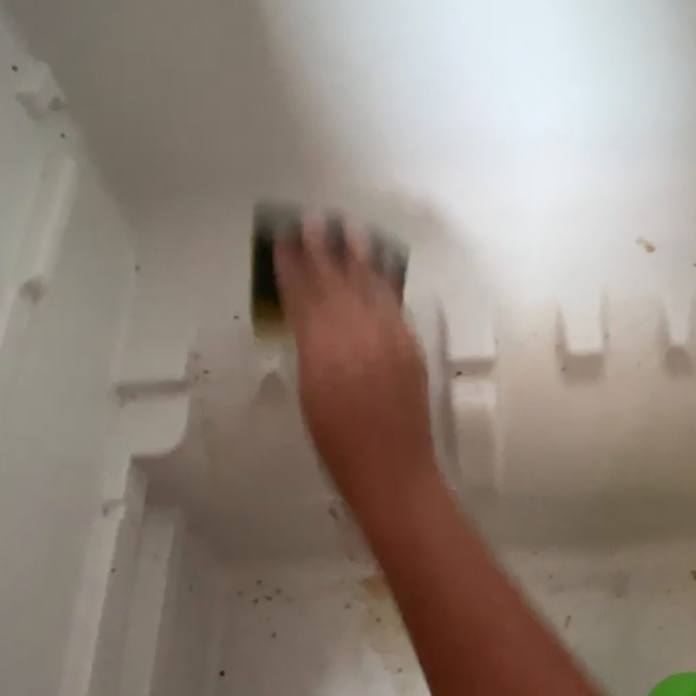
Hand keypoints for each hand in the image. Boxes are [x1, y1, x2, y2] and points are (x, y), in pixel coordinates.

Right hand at [274, 218, 438, 512]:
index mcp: (323, 352)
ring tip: (350, 232)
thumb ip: (312, 355)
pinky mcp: (411, 351)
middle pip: (337, 284)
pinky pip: (393, 308)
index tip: (283, 240)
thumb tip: (310, 325)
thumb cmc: (340, 451)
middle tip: (314, 221)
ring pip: (371, 289)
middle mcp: (357, 338)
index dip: (293, 267)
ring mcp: (389, 341)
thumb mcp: (311, 400)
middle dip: (324, 252)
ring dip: (359, 259)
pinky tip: (379, 273)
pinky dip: (384, 286)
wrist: (394, 474)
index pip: (304, 297)